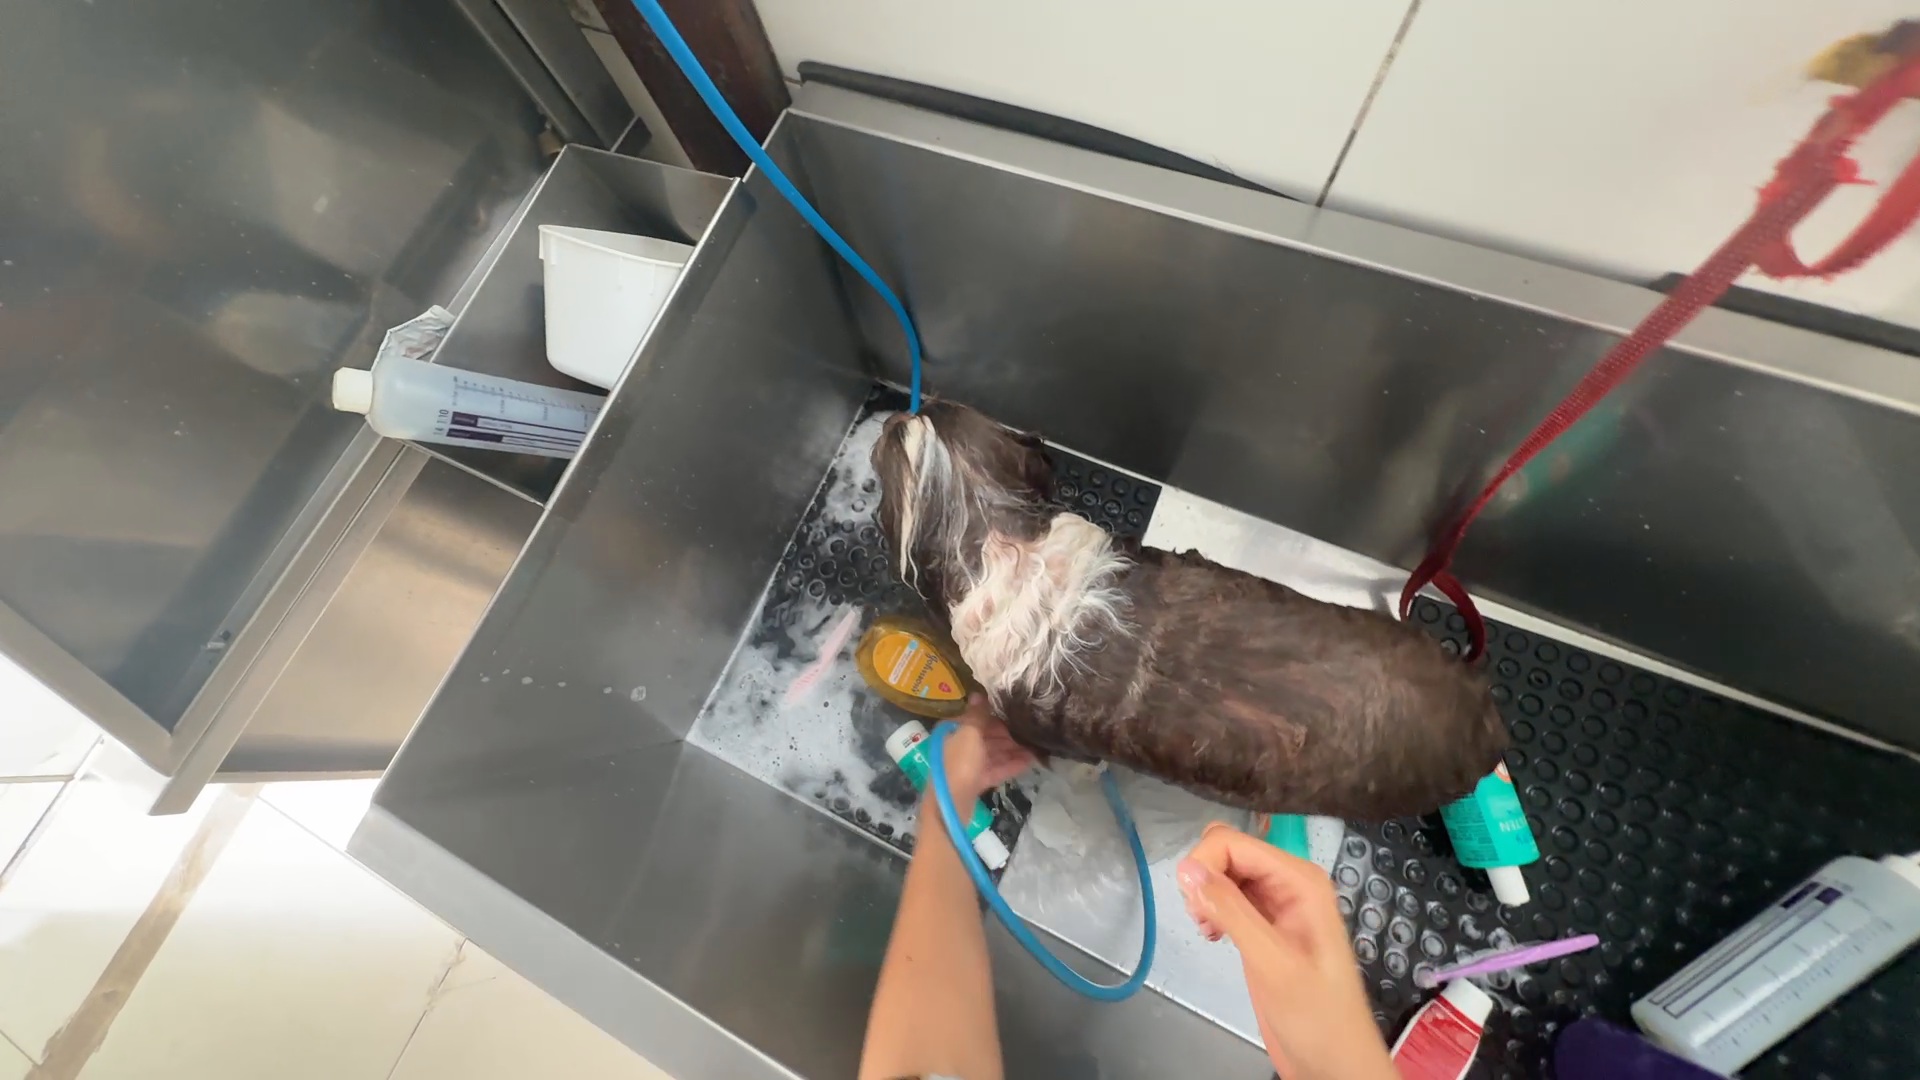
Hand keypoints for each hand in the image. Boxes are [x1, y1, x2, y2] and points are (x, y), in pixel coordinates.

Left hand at [935, 694, 1034, 803]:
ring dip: (1013, 750)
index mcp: (954, 730)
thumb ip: (977, 714)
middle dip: (1008, 735)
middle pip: (987, 736)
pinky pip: (996, 768)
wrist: (951, 803)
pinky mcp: (977, 780)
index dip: (997, 718)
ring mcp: (968, 764)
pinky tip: (1031, 761)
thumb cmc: (959, 762)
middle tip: (1032, 732)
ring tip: (1036, 747)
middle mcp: (960, 745)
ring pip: (993, 753)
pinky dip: (1011, 764)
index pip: (978, 719)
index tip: (1018, 715)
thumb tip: (978, 692)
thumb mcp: (969, 733)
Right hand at [1177, 824, 1395, 1079]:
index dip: (1204, 863)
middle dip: (1204, 876)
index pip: (1233, 842)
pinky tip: (1212, 933)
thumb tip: (1186, 869)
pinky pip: (1225, 894)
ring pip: (1222, 870)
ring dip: (1204, 893)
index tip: (1192, 901)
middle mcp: (1287, 882)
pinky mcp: (1261, 922)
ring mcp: (1274, 901)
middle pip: (1226, 849)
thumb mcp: (1272, 963)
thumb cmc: (1318, 1018)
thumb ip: (1230, 910)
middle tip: (1201, 915)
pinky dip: (1210, 907)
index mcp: (1299, 880)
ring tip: (1207, 928)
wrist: (1336, 1068)